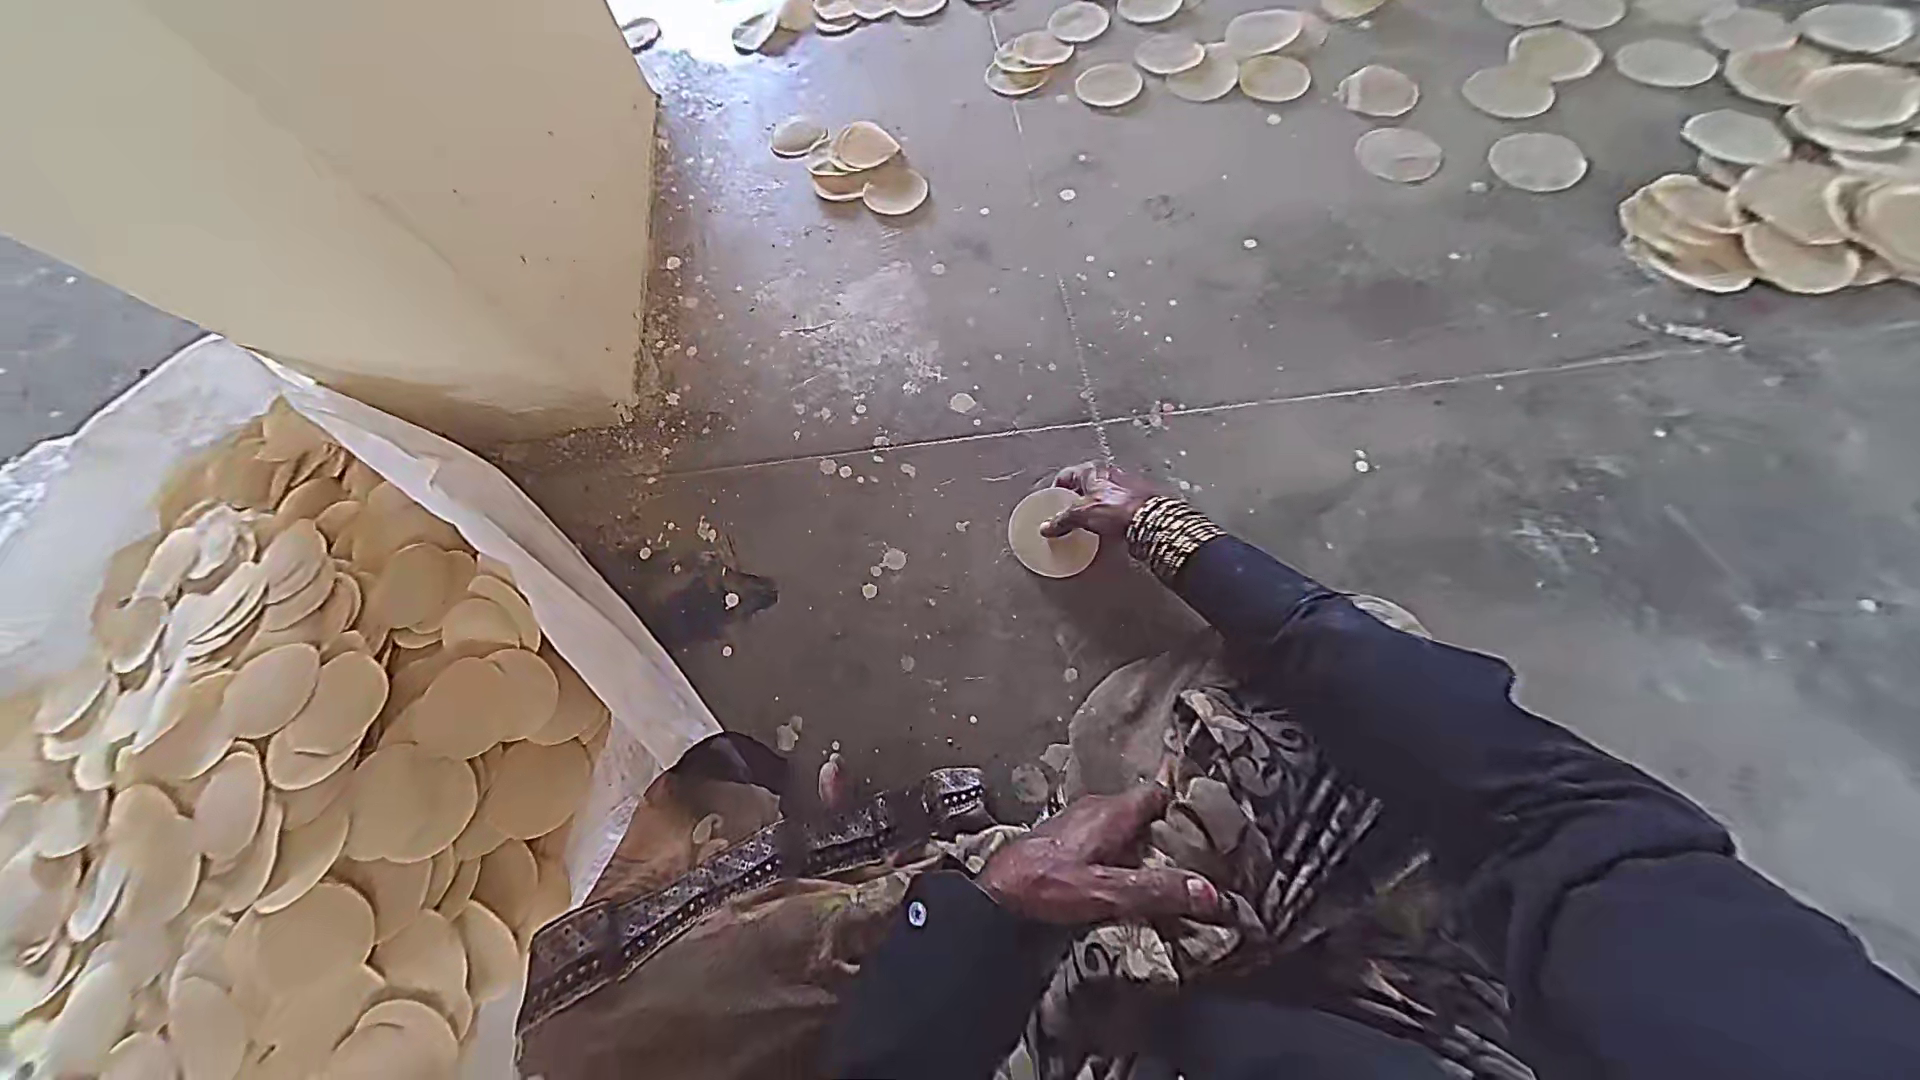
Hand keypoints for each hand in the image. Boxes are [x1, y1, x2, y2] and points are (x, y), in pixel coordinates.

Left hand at [976, 785, 1224, 925]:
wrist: (999, 892)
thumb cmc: (1047, 885)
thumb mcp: (1107, 892)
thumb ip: (1156, 890)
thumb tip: (1210, 892)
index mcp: (1110, 811)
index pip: (1158, 792)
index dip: (1186, 801)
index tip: (1215, 818)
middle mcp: (1098, 808)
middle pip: (1146, 810)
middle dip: (1173, 827)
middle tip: (1206, 852)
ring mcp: (1083, 820)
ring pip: (1128, 823)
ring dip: (1150, 841)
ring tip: (1179, 866)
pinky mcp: (1072, 837)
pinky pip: (1112, 836)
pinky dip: (1130, 850)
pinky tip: (1136, 875)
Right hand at [1040, 462, 1159, 541]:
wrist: (1151, 520)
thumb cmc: (1116, 509)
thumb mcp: (1081, 514)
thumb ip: (1061, 520)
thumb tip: (1046, 528)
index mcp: (1092, 470)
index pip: (1066, 475)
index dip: (1056, 488)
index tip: (1052, 501)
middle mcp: (1109, 473)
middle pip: (1084, 484)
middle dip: (1075, 497)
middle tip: (1067, 512)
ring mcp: (1125, 485)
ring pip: (1101, 493)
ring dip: (1093, 504)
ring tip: (1086, 520)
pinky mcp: (1138, 499)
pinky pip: (1116, 504)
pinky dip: (1108, 512)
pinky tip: (1106, 524)